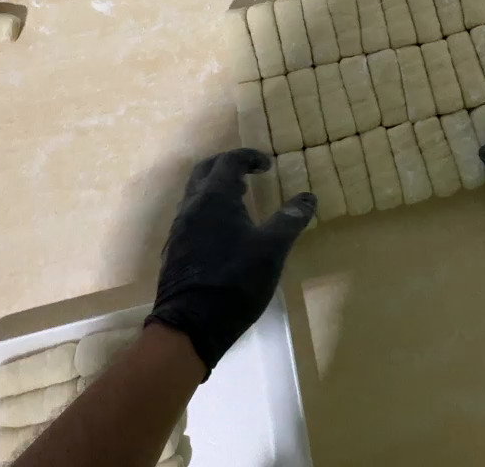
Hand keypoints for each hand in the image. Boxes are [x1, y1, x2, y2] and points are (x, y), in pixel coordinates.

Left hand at [145, 149, 315, 375]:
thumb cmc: (234, 281)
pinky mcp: (175, 251)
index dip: (249, 157)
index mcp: (214, 198)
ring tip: (241, 200)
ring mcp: (179, 230)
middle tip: (250, 173)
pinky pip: (192, 215)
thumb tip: (309, 198)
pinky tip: (225, 231)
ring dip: (217, 188)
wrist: (189, 327)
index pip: (229, 161)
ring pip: (196, 194)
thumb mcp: (272, 249)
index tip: (268, 165)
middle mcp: (192, 207)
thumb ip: (290, 220)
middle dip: (228, 166)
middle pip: (206, 171)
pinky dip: (210, 209)